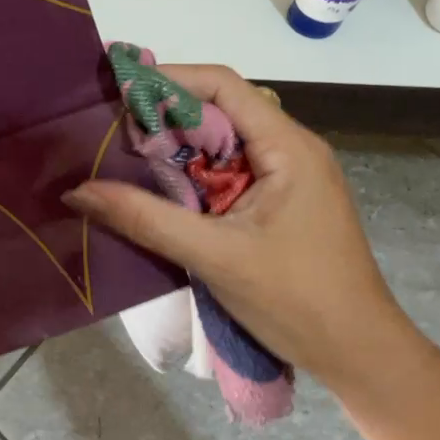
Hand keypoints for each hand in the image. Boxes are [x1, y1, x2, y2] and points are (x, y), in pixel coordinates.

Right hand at [63, 64, 419, 385]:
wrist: (362, 358)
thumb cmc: (298, 300)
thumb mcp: (214, 256)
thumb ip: (144, 219)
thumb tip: (76, 191)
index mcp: (288, 147)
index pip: (223, 85)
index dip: (169, 80)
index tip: (119, 93)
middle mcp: (290, 148)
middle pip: (219, 108)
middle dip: (164, 115)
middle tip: (111, 129)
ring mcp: (288, 175)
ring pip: (221, 140)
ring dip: (175, 146)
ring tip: (124, 156)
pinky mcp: (279, 200)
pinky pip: (227, 168)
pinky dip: (190, 172)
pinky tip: (159, 189)